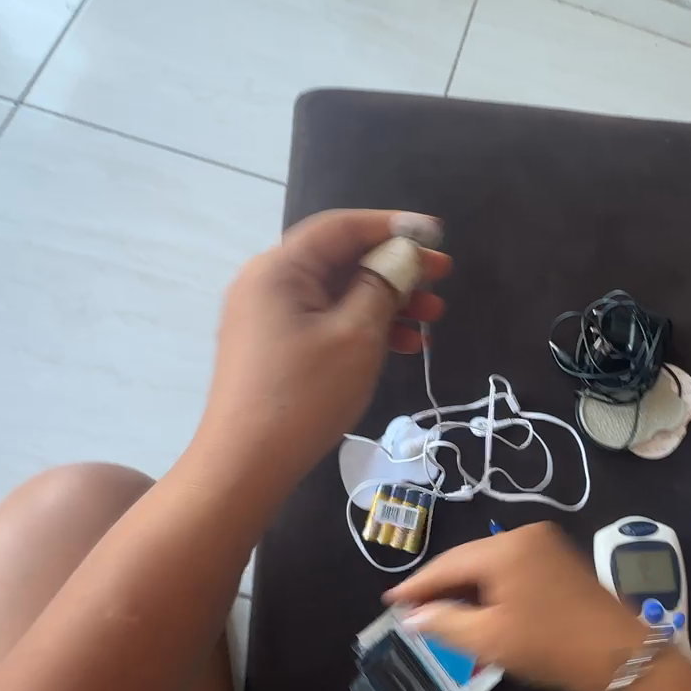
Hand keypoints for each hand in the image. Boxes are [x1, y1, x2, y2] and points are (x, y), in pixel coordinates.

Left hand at [199, 210, 450, 477]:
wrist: (247, 464)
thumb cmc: (305, 394)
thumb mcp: (356, 335)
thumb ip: (382, 285)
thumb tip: (401, 257)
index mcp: (281, 268)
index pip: (342, 227)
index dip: (394, 226)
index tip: (437, 237)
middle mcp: (269, 282)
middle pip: (341, 259)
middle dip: (396, 267)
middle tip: (444, 279)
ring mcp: (269, 316)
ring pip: (338, 293)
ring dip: (387, 301)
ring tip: (432, 320)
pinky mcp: (275, 346)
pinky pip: (326, 320)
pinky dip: (364, 326)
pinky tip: (402, 345)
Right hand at [386, 523, 650, 690]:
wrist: (621, 657)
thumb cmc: (550, 646)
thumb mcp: (490, 639)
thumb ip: (444, 623)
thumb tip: (410, 617)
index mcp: (506, 547)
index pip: (448, 563)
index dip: (417, 584)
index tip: (390, 600)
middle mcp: (525, 535)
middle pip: (470, 560)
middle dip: (442, 587)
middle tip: (412, 611)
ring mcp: (546, 546)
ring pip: (491, 565)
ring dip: (468, 591)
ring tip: (441, 615)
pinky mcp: (560, 561)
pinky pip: (513, 570)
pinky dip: (493, 589)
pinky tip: (480, 611)